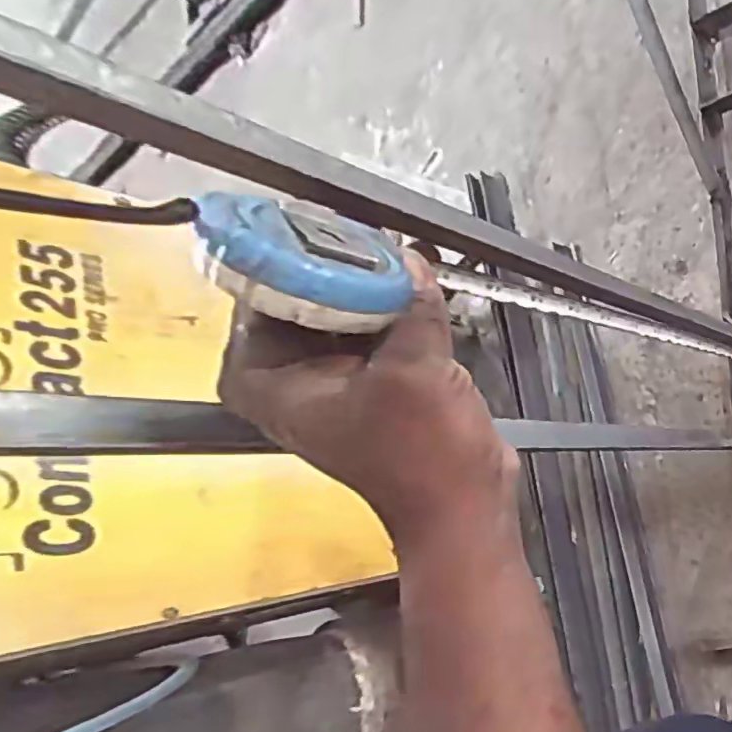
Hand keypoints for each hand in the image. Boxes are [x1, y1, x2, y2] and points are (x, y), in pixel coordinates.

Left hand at [218, 250, 516, 538]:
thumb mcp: (415, 370)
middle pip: (311, 302)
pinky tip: (430, 291)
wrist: (466, 501)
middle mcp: (292, 376)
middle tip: (384, 240)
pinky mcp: (384, 386)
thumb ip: (412, 309)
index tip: (344, 230)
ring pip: (354, 318)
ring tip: (413, 258)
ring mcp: (341, 382)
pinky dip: (406, 317)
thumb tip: (413, 257)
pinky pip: (385, 338)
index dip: (304, 258)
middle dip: (352, 272)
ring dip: (385, 293)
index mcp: (265, 376)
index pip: (267, 293)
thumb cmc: (423, 449)